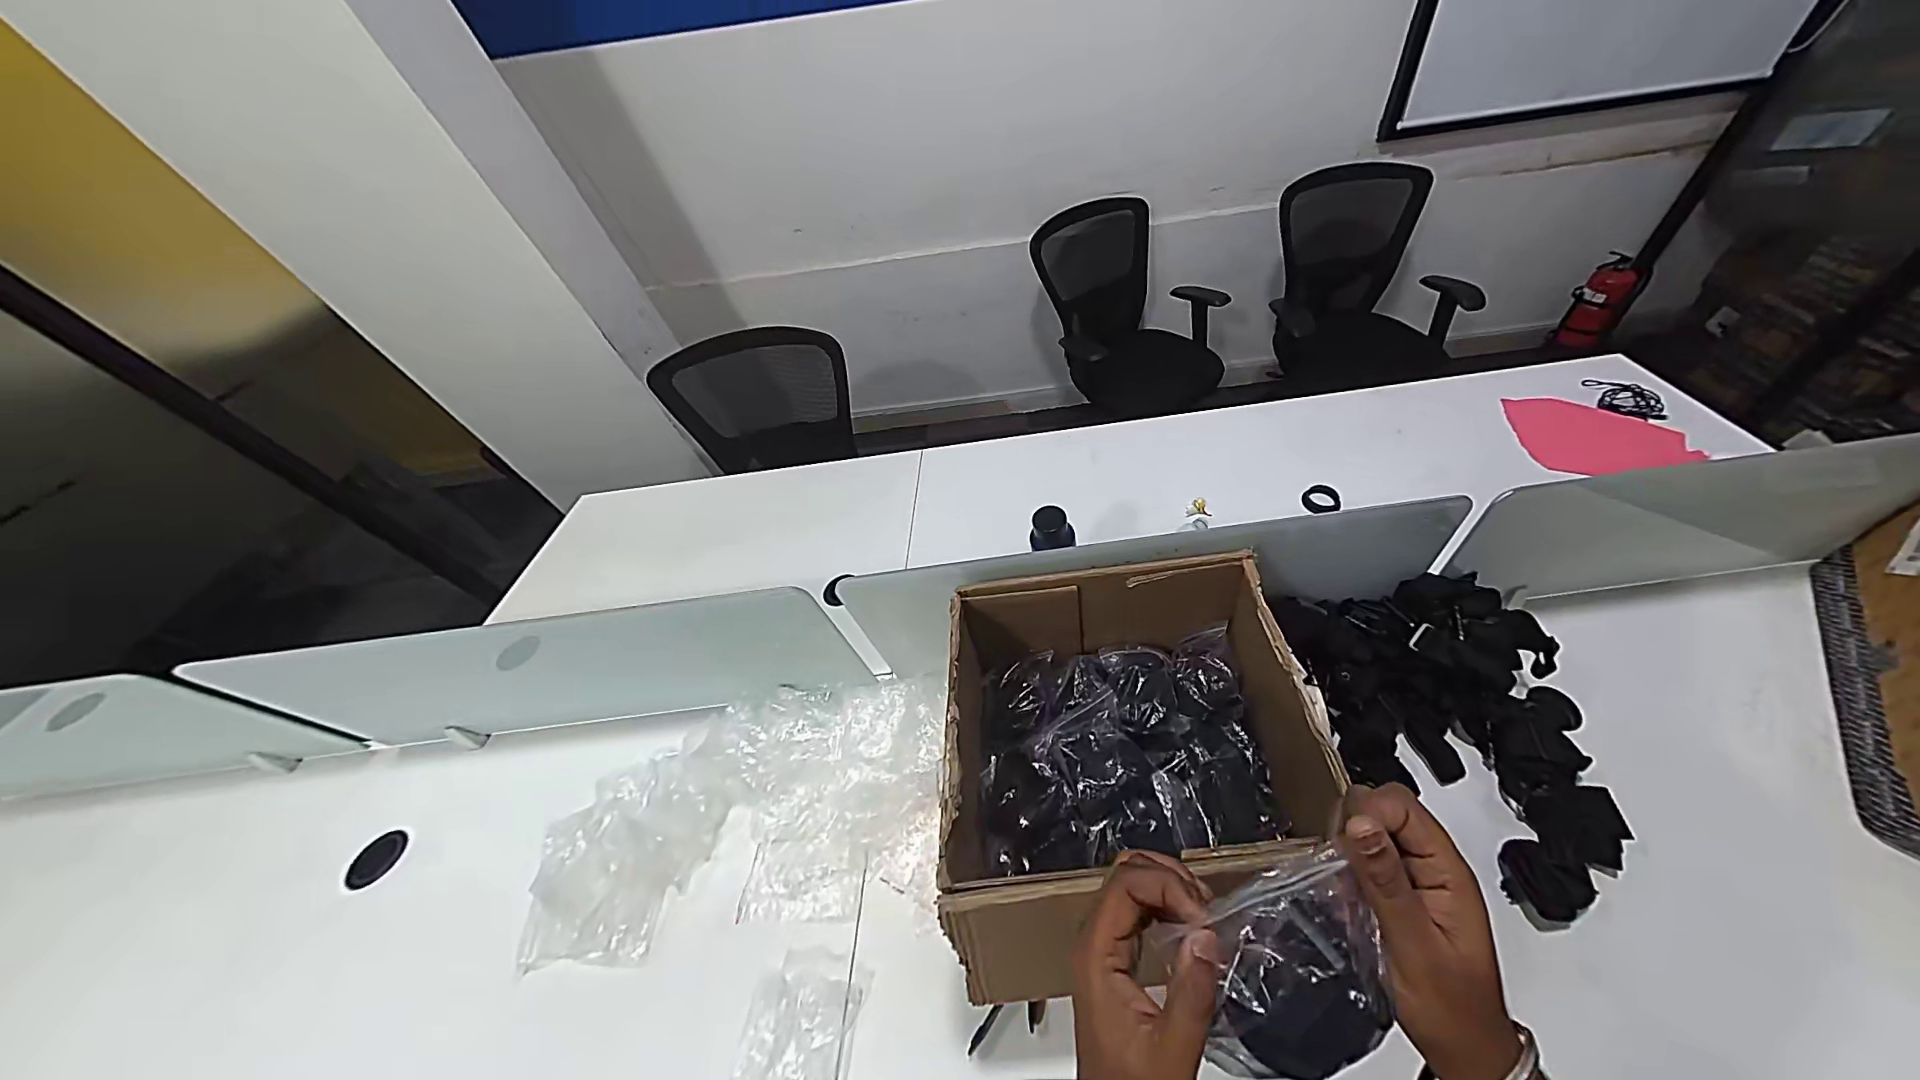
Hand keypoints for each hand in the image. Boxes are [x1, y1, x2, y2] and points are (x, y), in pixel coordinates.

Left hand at [1072, 851, 1219, 1079]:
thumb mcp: (1171, 1051)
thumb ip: (1190, 995)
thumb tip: (1207, 935)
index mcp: (1095, 952)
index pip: (1125, 883)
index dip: (1167, 886)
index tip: (1202, 916)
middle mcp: (1092, 938)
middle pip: (1125, 873)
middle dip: (1169, 877)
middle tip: (1205, 907)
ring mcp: (1102, 942)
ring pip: (1130, 883)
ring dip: (1169, 885)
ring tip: (1202, 913)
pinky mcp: (1116, 952)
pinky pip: (1136, 907)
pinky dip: (1165, 902)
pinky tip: (1190, 923)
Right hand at [1342, 784, 1522, 1079]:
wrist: (1462, 1047)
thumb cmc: (1449, 1007)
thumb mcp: (1413, 944)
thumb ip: (1385, 880)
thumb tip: (1360, 822)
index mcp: (1447, 871)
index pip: (1400, 805)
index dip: (1366, 813)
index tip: (1345, 843)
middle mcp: (1432, 865)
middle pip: (1383, 809)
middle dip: (1352, 827)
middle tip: (1342, 867)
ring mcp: (1414, 875)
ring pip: (1369, 829)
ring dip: (1348, 849)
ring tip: (1346, 886)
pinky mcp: (1396, 887)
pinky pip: (1363, 855)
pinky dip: (1346, 866)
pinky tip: (1346, 894)